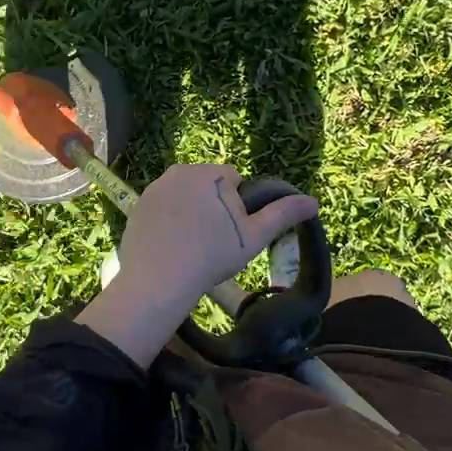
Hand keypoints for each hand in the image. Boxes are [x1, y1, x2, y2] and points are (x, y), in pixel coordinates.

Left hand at [76, 165, 317, 366]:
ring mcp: (155, 187)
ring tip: (192, 245)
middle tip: (213, 240)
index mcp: (211, 172)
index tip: (231, 231)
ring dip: (191, 211)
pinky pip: (163, 207)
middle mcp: (180, 170)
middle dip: (213, 205)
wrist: (159, 279)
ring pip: (184, 196)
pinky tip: (171, 245)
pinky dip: (169, 220)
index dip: (236, 206)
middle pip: (207, 185)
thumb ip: (283, 214)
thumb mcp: (254, 236)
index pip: (233, 179)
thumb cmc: (212, 255)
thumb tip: (313, 201)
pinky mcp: (138, 205)